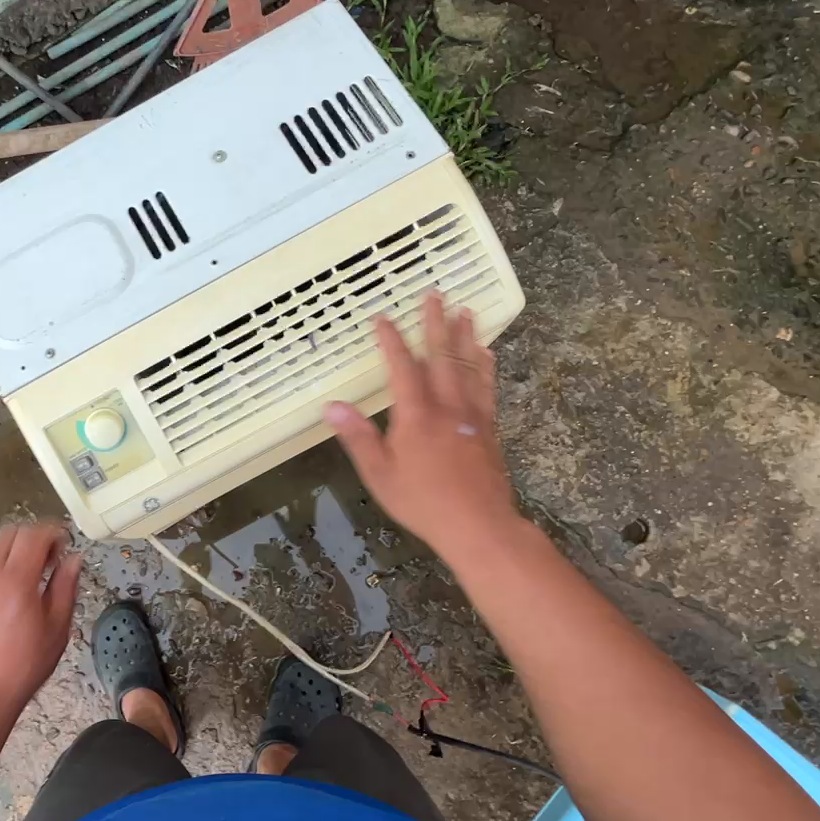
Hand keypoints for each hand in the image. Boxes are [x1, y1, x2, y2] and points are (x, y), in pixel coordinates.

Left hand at [0, 524, 81, 724]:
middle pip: (11, 532)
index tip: (63, 545)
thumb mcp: (56, 630)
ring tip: (26, 571)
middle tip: (48, 559)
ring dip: (12, 547)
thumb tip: (74, 559)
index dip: (52, 533)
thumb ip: (65, 588)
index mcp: (16, 580)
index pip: (34, 535)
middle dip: (33, 537)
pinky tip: (3, 584)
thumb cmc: (21, 667)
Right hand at [324, 291, 526, 560]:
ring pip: (469, 367)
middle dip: (436, 324)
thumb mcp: (380, 473)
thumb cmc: (422, 501)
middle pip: (442, 356)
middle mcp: (446, 406)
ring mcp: (472, 415)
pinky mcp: (488, 428)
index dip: (391, 341)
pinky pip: (487, 387)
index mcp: (416, 415)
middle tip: (435, 295)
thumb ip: (358, 437)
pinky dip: (485, 366)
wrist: (478, 524)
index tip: (382, 318)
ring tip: (466, 311)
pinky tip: (486, 354)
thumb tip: (331, 407)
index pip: (402, 368)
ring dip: (465, 337)